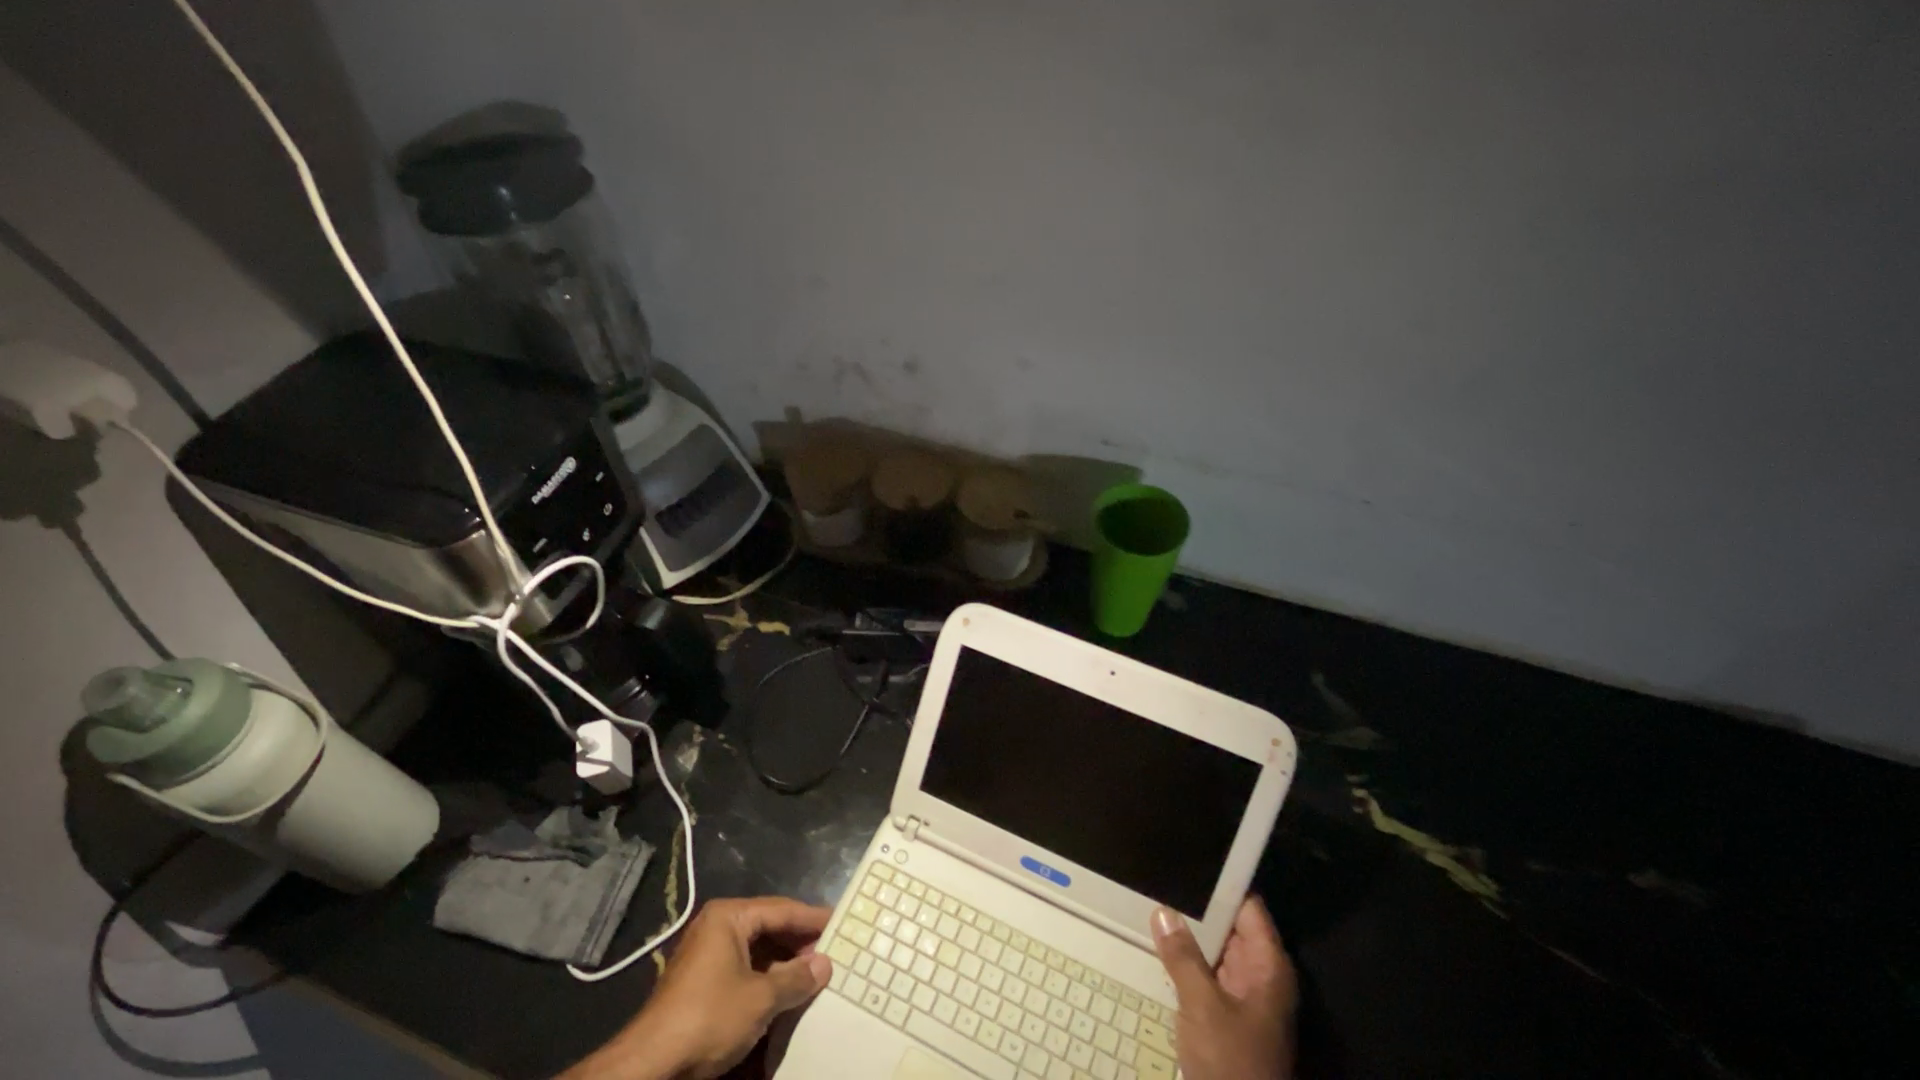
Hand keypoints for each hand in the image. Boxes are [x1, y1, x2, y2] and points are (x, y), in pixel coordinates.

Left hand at [561, 897, 832, 1079]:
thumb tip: (824, 964)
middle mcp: (717, 928)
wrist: (653, 1064)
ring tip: (819, 974)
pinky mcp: (704, 984)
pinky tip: (791, 993)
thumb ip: (796, 977)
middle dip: (801, 942)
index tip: (844, 923)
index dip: (814, 918)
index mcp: (729, 918)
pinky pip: (747, 971)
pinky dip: (770, 979)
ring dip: (787, 964)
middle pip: (770, 927)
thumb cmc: (710, 1017)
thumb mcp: (761, 997)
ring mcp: (708, 956)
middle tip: (836, 952)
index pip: (782, 909)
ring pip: (759, 951)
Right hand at [1151, 896, 1297, 1079]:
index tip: (1188, 860)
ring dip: (1190, 935)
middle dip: (1198, 908)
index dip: (1222, 884)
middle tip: (1160, 878)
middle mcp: (1261, 976)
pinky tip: (1160, 946)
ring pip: (1217, 952)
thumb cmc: (1232, 1064)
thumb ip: (1182, 957)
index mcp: (1268, 967)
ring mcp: (1245, 997)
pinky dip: (1188, 961)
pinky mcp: (1228, 1016)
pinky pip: (1208, 975)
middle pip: (1231, 927)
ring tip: (1154, 904)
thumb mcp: (1203, 1007)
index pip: (1249, 908)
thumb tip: (1163, 912)